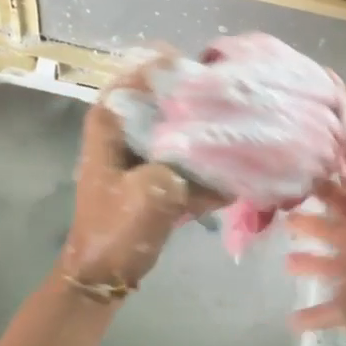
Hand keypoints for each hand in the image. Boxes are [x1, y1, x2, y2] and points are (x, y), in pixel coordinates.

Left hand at [57, 67, 223, 294]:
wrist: (102, 276)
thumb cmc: (117, 229)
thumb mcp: (154, 190)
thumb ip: (185, 159)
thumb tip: (222, 143)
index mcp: (112, 118)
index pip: (147, 70)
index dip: (181, 69)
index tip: (215, 77)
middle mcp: (124, 125)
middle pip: (167, 95)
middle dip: (200, 98)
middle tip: (237, 103)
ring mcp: (140, 148)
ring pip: (179, 123)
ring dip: (207, 128)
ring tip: (243, 130)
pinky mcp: (153, 171)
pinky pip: (184, 153)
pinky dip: (205, 159)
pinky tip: (234, 167)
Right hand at [285, 179, 345, 345]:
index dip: (331, 193)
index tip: (304, 182)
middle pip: (336, 233)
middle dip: (313, 225)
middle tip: (287, 219)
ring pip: (329, 268)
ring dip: (309, 263)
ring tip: (287, 263)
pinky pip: (328, 311)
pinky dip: (311, 314)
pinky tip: (292, 319)